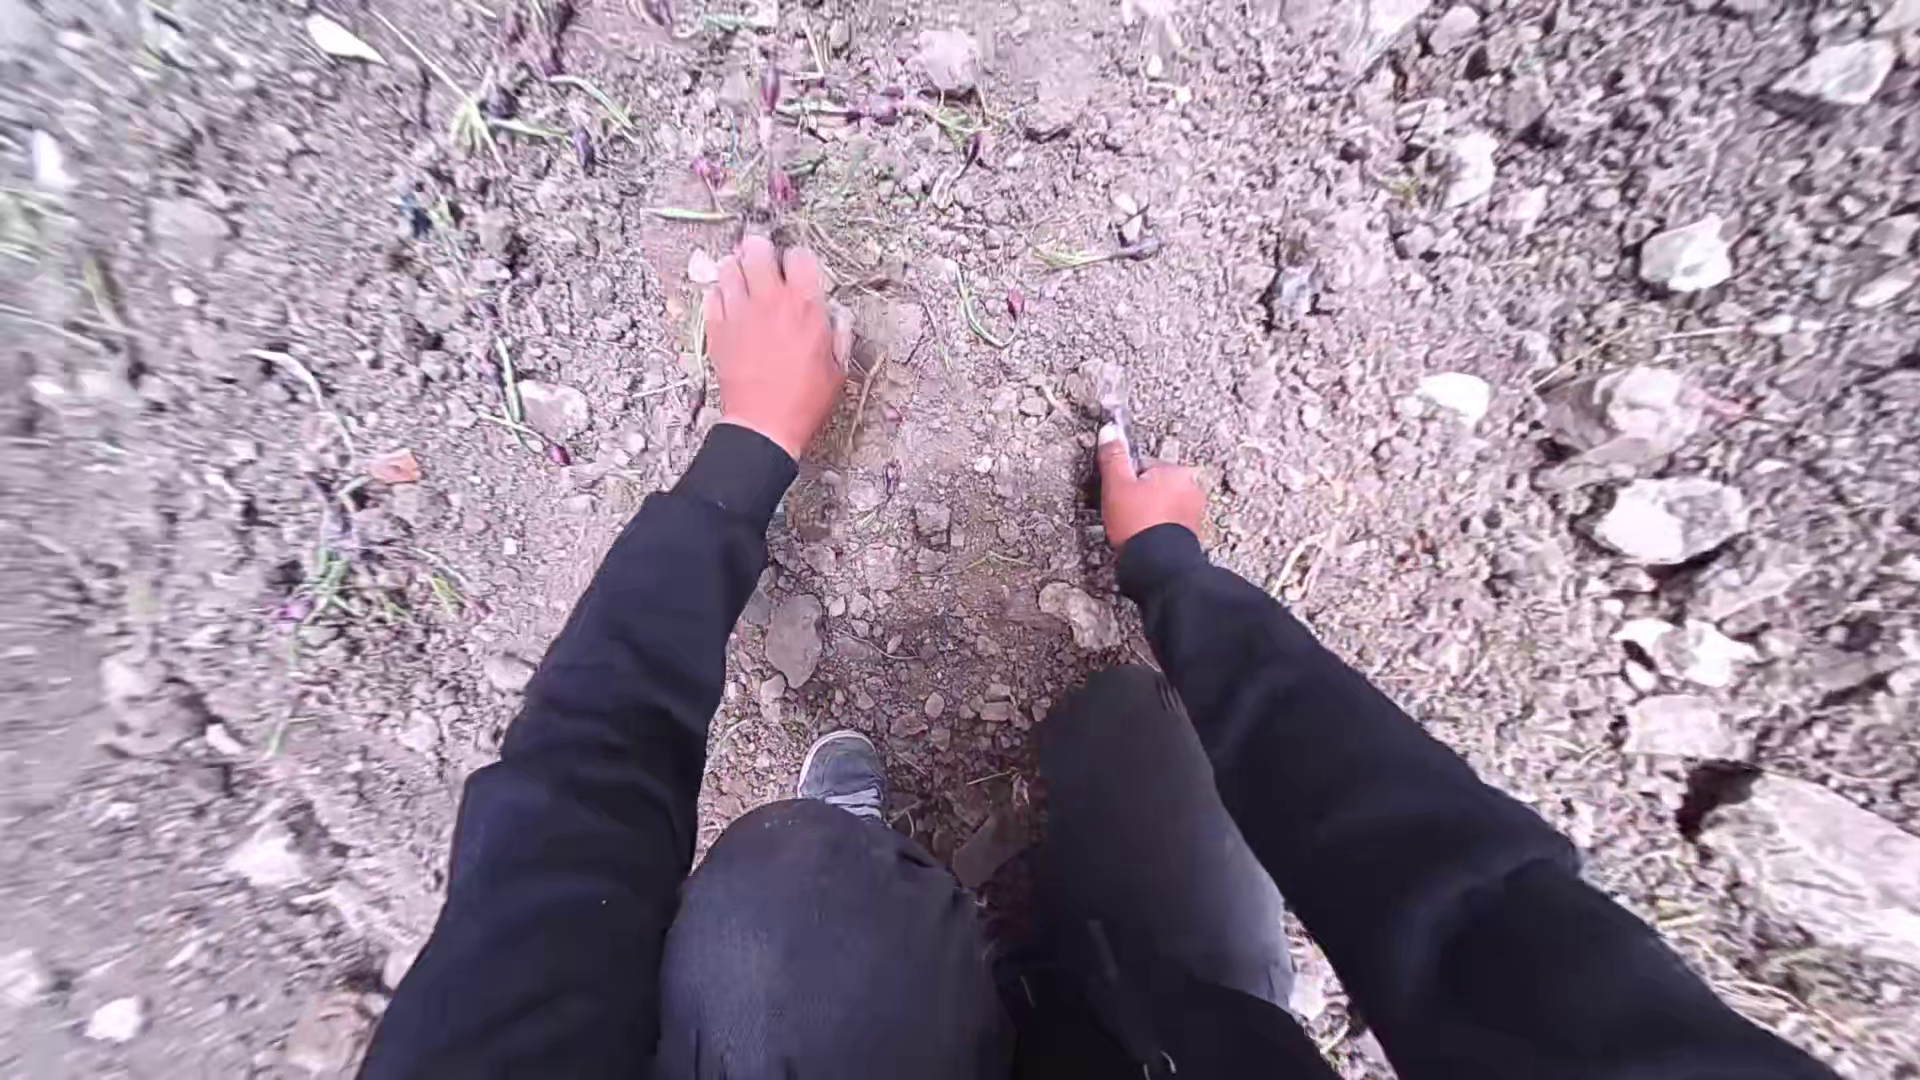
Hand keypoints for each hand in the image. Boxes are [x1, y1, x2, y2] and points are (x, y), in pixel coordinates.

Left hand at [704, 235, 846, 459]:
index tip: (799, 273)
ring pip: (729, 265)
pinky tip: (733, 308)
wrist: (765, 425)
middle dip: (763, 252)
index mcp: (805, 307)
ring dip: (739, 270)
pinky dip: (721, 295)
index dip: (799, 261)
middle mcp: (770, 301)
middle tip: (767, 267)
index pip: (799, 256)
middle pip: (757, 247)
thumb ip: (839, 333)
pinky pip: (712, 294)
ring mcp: (739, 312)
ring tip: (748, 285)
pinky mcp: (718, 328)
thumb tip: (836, 314)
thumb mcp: (837, 370)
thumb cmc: (803, 401)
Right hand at [1097, 423, 1204, 549]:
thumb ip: (1113, 457)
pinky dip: (1157, 528)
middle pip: (1153, 485)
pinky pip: (1169, 522)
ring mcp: (1193, 511)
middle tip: (1126, 514)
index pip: (1143, 467)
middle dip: (1139, 497)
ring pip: (1161, 504)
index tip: (1120, 497)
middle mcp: (1191, 488)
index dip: (1125, 482)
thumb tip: (1109, 431)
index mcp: (1176, 471)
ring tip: (1134, 528)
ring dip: (1148, 513)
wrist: (1157, 563)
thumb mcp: (1117, 485)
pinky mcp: (1191, 532)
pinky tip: (1145, 538)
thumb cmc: (1138, 523)